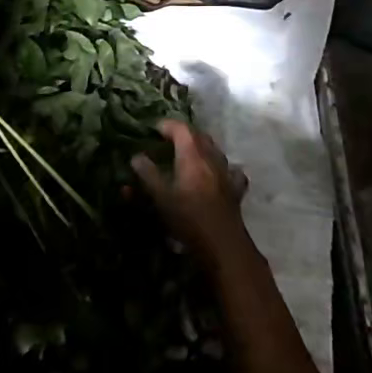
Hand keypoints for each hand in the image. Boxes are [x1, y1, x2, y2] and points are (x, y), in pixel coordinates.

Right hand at [131, 120, 249, 255]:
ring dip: (200, 147)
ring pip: (215, 151)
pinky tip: (215, 174)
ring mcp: (227, 175)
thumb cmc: (188, 219)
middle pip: (200, 137)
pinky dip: (220, 167)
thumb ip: (147, 173)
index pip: (182, 129)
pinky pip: (230, 171)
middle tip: (165, 140)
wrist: (223, 247)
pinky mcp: (235, 191)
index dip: (166, 125)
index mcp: (193, 158)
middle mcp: (212, 161)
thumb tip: (136, 157)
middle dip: (182, 134)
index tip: (152, 130)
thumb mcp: (160, 196)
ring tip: (186, 153)